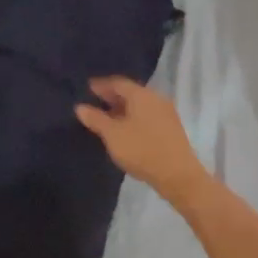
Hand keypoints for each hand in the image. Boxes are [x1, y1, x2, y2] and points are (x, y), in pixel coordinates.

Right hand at [74, 76, 211, 201]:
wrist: (177, 175)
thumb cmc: (141, 149)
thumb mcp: (113, 135)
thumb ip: (96, 119)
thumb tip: (80, 107)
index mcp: (142, 95)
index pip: (118, 83)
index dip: (101, 85)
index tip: (87, 88)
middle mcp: (156, 98)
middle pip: (131, 93)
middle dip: (112, 97)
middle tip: (95, 102)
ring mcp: (166, 113)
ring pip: (140, 105)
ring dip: (122, 109)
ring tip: (106, 118)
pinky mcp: (171, 128)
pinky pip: (147, 116)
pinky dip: (133, 118)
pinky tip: (125, 130)